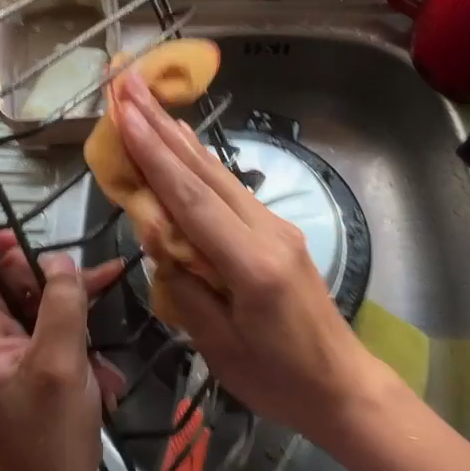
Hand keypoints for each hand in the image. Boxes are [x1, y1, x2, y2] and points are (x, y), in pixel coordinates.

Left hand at [0, 226, 125, 470]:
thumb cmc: (47, 437)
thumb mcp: (58, 365)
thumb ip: (60, 303)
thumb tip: (60, 259)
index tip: (11, 230)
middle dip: (43, 270)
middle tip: (81, 279)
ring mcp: (1, 344)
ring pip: (29, 292)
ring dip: (67, 291)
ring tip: (107, 282)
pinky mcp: (25, 354)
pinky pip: (45, 315)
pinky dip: (73, 311)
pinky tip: (107, 298)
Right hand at [111, 70, 393, 446]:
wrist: (343, 386)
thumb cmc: (278, 381)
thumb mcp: (220, 347)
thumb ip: (186, 287)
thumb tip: (156, 237)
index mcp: (250, 263)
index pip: (191, 199)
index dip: (154, 154)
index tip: (126, 113)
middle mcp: (266, 231)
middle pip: (204, 172)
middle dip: (161, 126)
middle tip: (129, 84)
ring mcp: (275, 226)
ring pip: (218, 174)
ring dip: (178, 138)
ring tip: (148, 103)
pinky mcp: (277, 232)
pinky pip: (230, 190)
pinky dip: (200, 163)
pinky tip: (185, 144)